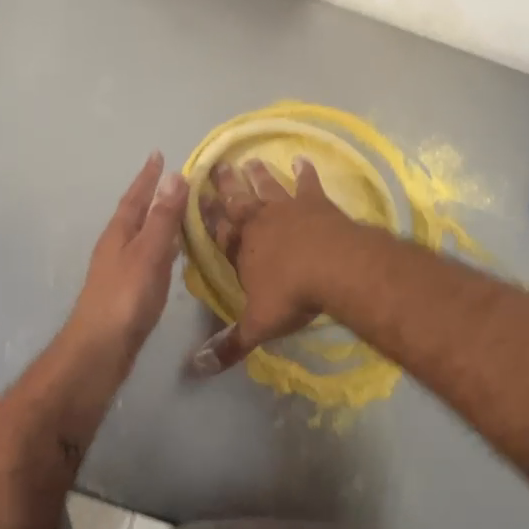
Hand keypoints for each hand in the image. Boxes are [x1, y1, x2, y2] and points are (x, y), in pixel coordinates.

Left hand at [67, 152, 187, 354]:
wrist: (100, 350)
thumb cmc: (125, 297)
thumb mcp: (148, 252)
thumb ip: (163, 217)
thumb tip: (175, 175)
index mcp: (119, 233)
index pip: (136, 197)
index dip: (148, 177)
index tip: (158, 155)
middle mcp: (116, 247)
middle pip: (136, 214)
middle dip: (153, 196)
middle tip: (173, 180)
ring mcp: (120, 271)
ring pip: (142, 236)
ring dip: (158, 221)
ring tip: (177, 212)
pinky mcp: (127, 292)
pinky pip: (148, 258)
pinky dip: (161, 248)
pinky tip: (171, 256)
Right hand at [188, 156, 357, 375]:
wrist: (333, 266)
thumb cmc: (291, 295)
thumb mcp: (258, 325)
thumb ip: (230, 344)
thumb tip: (197, 369)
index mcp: (240, 249)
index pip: (218, 231)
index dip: (207, 216)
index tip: (195, 197)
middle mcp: (259, 223)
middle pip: (238, 201)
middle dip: (226, 186)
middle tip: (216, 165)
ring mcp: (288, 209)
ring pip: (267, 188)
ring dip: (258, 176)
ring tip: (248, 161)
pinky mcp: (316, 203)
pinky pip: (307, 183)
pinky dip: (304, 171)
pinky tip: (301, 159)